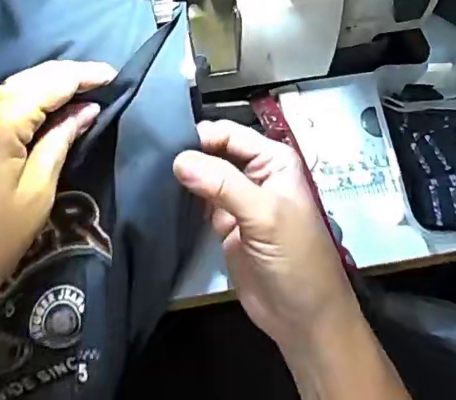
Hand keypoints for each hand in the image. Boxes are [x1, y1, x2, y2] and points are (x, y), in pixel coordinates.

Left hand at [0, 60, 114, 399]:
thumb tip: (86, 110)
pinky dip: (27, 101)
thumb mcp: (36, 193)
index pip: (54, 81)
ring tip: (81, 93)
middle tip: (103, 82)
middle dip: (69, 76)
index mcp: (1, 116)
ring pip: (15, 88)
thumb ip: (61, 141)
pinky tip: (44, 111)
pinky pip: (0, 104)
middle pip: (33, 78)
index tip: (117, 77)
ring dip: (48, 87)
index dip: (87, 76)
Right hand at [173, 121, 408, 393]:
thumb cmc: (295, 258)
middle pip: (216, 151)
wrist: (304, 320)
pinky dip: (185, 199)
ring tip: (152, 174)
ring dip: (185, 176)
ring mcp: (239, 199)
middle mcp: (256, 173)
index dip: (202, 137)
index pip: (230, 134)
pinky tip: (163, 195)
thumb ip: (223, 184)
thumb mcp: (263, 215)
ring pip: (205, 176)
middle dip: (190, 155)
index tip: (167, 146)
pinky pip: (201, 202)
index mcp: (273, 159)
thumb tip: (180, 159)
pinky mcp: (226, 224)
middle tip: (153, 159)